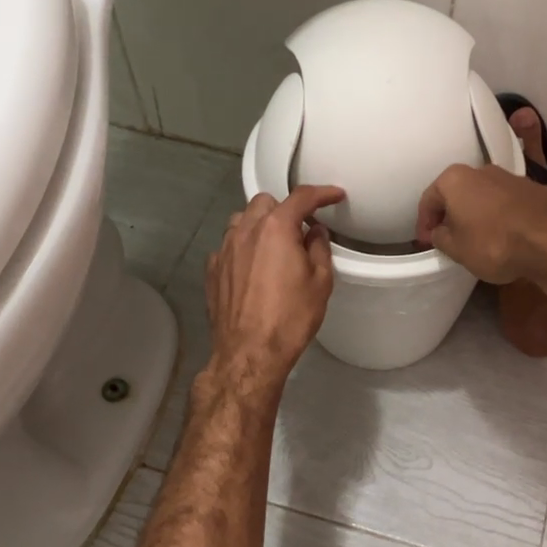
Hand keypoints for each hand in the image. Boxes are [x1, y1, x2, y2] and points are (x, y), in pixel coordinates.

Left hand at [206, 184, 345, 385]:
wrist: (250, 352)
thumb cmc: (291, 317)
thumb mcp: (320, 282)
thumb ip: (319, 249)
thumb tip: (315, 232)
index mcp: (276, 228)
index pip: (301, 198)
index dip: (322, 193)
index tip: (334, 196)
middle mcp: (246, 231)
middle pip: (265, 202)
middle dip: (284, 209)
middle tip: (300, 230)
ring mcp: (224, 250)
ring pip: (241, 221)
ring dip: (259, 225)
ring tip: (273, 246)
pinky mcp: (212, 270)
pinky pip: (228, 247)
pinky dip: (242, 249)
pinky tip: (252, 268)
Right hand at [415, 164, 546, 283]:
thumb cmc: (494, 243)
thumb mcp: (457, 249)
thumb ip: (441, 238)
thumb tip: (439, 232)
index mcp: (456, 179)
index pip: (430, 198)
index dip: (424, 222)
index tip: (426, 242)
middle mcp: (483, 170)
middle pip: (459, 192)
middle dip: (452, 214)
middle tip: (450, 238)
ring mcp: (514, 178)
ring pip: (487, 196)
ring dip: (480, 214)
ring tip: (481, 239)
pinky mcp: (538, 190)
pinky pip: (511, 204)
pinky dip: (504, 216)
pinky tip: (509, 237)